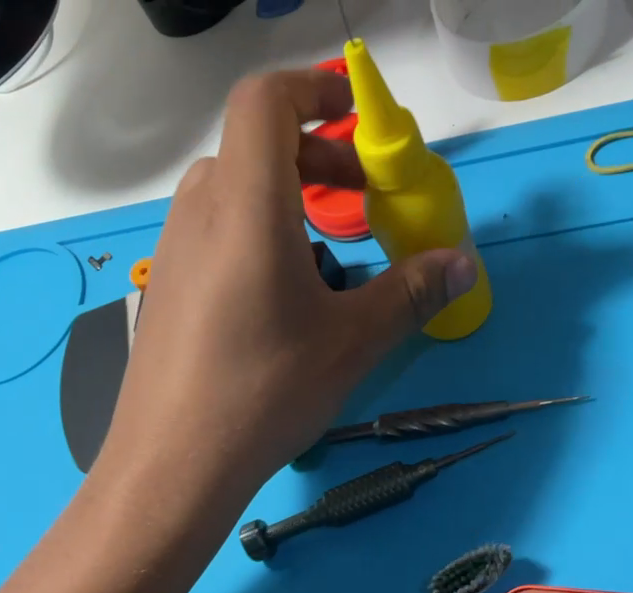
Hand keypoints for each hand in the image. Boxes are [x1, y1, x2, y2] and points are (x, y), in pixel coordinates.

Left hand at [94, 69, 477, 501]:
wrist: (174, 462)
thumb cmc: (266, 391)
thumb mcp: (353, 342)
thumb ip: (412, 293)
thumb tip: (464, 264)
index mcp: (248, 203)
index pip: (268, 100)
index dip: (315, 91)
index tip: (360, 122)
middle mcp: (202, 209)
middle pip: (257, 145)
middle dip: (320, 159)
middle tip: (365, 202)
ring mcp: (176, 248)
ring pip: (237, 191)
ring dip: (290, 201)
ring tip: (331, 261)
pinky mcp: (168, 284)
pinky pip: (217, 231)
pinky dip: (260, 235)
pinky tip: (284, 302)